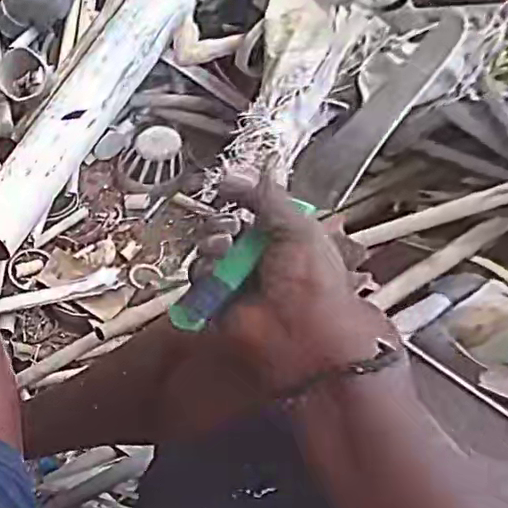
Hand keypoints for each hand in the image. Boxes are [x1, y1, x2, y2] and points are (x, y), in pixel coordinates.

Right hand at [207, 173, 394, 391]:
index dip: (239, 201)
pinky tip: (216, 279)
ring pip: (206, 254)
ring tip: (223, 256)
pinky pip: (196, 281)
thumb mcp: (298, 228)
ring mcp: (234, 281)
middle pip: (222, 230)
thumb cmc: (311, 280)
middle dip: (221, 227)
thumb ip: (267, 199)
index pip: (253, 212)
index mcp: (284, 238)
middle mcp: (257, 258)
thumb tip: (235, 177)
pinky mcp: (215, 302)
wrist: (298, 329)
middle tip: (229, 232)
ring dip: (211, 251)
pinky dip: (203, 277)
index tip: (226, 193)